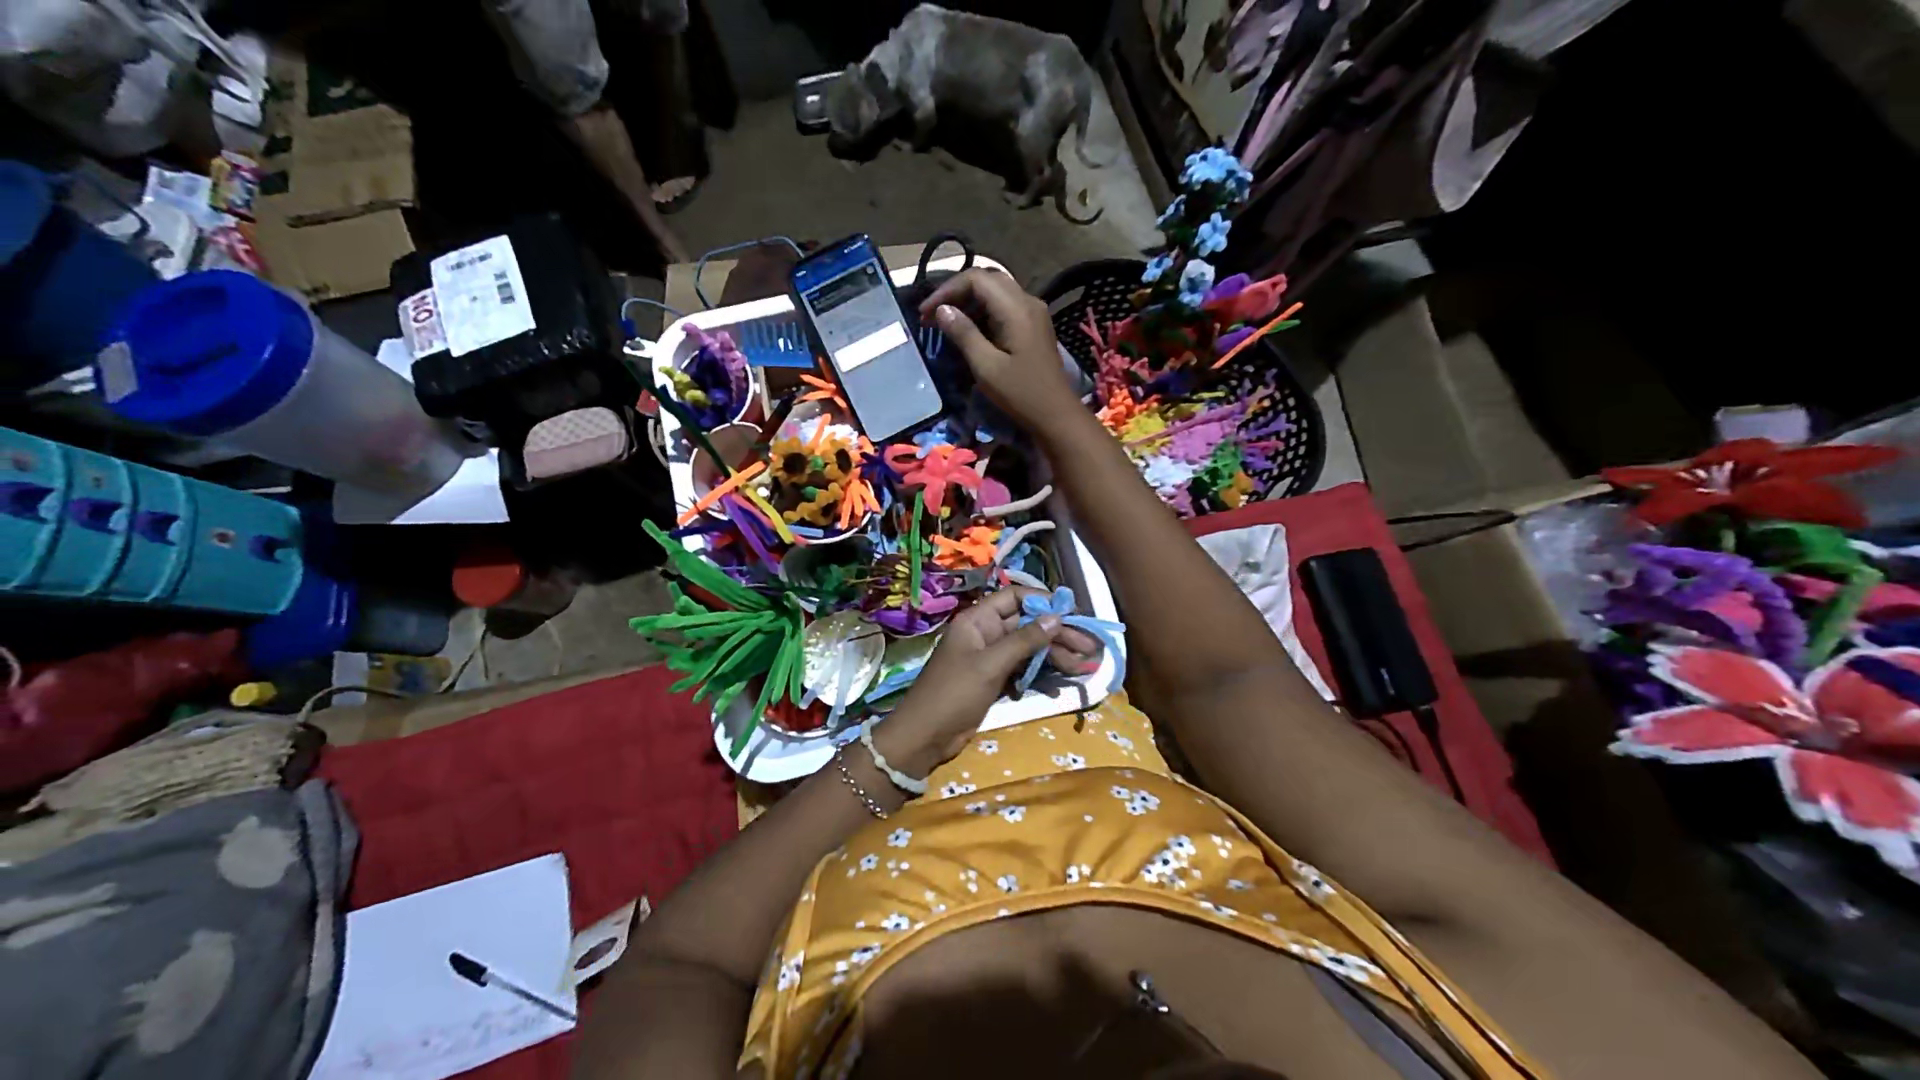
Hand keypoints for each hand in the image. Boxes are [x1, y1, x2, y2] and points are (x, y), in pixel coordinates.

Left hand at [876, 587, 1102, 771]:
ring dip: (1056, 655)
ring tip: (1086, 665)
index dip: (1043, 601)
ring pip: (1029, 648)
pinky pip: (1024, 668)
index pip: (1014, 597)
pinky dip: (1043, 672)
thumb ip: (1024, 640)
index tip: (1072, 613)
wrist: (925, 736)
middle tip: (1090, 646)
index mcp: (977, 620)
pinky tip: (1065, 680)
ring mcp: (990, 657)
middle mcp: (985, 633)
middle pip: (1027, 624)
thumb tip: (1057, 616)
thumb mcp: (991, 664)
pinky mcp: (995, 679)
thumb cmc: (953, 694)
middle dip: (1058, 633)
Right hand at [917, 269, 1081, 431]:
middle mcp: (1028, 301)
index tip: (925, 312)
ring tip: (945, 323)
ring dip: (968, 302)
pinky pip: (1004, 306)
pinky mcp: (1033, 325)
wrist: (1056, 414)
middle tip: (932, 315)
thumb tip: (942, 310)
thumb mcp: (986, 367)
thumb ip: (963, 334)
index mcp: (1016, 308)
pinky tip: (968, 330)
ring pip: (996, 292)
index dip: (946, 290)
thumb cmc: (1021, 393)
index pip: (976, 278)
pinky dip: (982, 312)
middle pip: (987, 279)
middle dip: (956, 293)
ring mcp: (1033, 312)